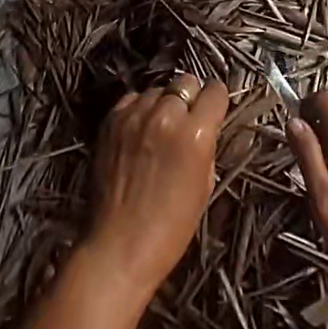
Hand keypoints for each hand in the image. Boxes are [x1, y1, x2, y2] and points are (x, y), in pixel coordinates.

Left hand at [84, 72, 229, 292]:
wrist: (119, 246)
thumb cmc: (172, 226)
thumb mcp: (206, 184)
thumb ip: (208, 144)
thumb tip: (208, 124)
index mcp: (196, 132)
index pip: (214, 91)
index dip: (215, 101)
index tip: (212, 112)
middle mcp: (166, 115)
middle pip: (185, 82)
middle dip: (190, 98)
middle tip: (186, 119)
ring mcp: (135, 116)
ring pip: (157, 90)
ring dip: (163, 104)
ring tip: (159, 128)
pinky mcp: (111, 121)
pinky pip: (132, 100)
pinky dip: (139, 109)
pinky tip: (139, 131)